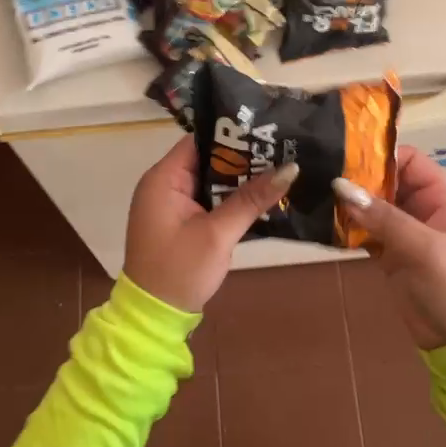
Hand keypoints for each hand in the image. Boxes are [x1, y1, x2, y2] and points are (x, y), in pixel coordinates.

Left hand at [124, 136, 298, 312]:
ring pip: (211, 182)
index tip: (268, 131)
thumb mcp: (218, 233)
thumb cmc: (180, 269)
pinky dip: (231, 201)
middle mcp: (164, 186)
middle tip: (283, 150)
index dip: (232, 134)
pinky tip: (262, 199)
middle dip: (243, 159)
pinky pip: (209, 202)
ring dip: (240, 182)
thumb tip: (291, 167)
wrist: (155, 315)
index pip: (199, 141)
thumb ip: (251, 199)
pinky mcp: (180, 223)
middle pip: (208, 160)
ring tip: (281, 170)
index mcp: (163, 179)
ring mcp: (171, 206)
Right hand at [331, 146, 445, 349]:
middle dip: (355, 178)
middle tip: (316, 174)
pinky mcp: (389, 256)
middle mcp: (421, 209)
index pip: (408, 161)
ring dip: (346, 204)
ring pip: (370, 207)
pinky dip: (345, 229)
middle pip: (384, 181)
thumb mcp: (425, 248)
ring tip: (312, 195)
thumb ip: (384, 218)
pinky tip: (320, 224)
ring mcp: (404, 233)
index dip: (378, 155)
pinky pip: (364, 233)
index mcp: (441, 197)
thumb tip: (341, 186)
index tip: (343, 156)